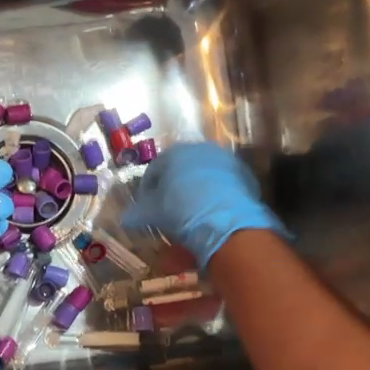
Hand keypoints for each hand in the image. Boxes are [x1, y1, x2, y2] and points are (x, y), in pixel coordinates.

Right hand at [124, 142, 284, 268]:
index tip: (146, 206)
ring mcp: (224, 160)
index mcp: (173, 153)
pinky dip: (214, 194)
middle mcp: (199, 149)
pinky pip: (222, 183)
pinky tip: (211, 212)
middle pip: (180, 169)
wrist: (225, 220)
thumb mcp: (153, 214)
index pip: (154, 170)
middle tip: (168, 208)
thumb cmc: (180, 210)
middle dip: (173, 187)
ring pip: (203, 175)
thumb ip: (137, 213)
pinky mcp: (244, 174)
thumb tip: (125, 219)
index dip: (148, 189)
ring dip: (195, 189)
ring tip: (191, 211)